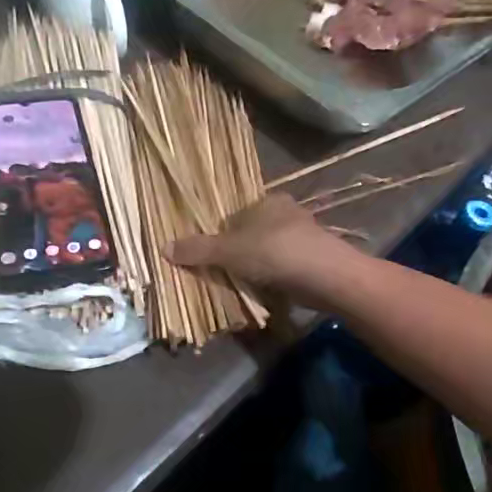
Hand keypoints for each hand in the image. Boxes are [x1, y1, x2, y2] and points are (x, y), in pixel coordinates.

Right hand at [168, 194, 357, 302]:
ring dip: (253, 268)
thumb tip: (163, 247)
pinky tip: (263, 291)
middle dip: (235, 253)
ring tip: (238, 286)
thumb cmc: (275, 252)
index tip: (206, 257)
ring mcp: (302, 237)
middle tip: (218, 275)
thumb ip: (198, 249)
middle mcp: (285, 213)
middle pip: (249, 234)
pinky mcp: (312, 260)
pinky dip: (271, 278)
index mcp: (266, 201)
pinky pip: (281, 268)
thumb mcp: (228, 251)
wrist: (327, 277)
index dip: (217, 235)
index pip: (233, 215)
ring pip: (266, 251)